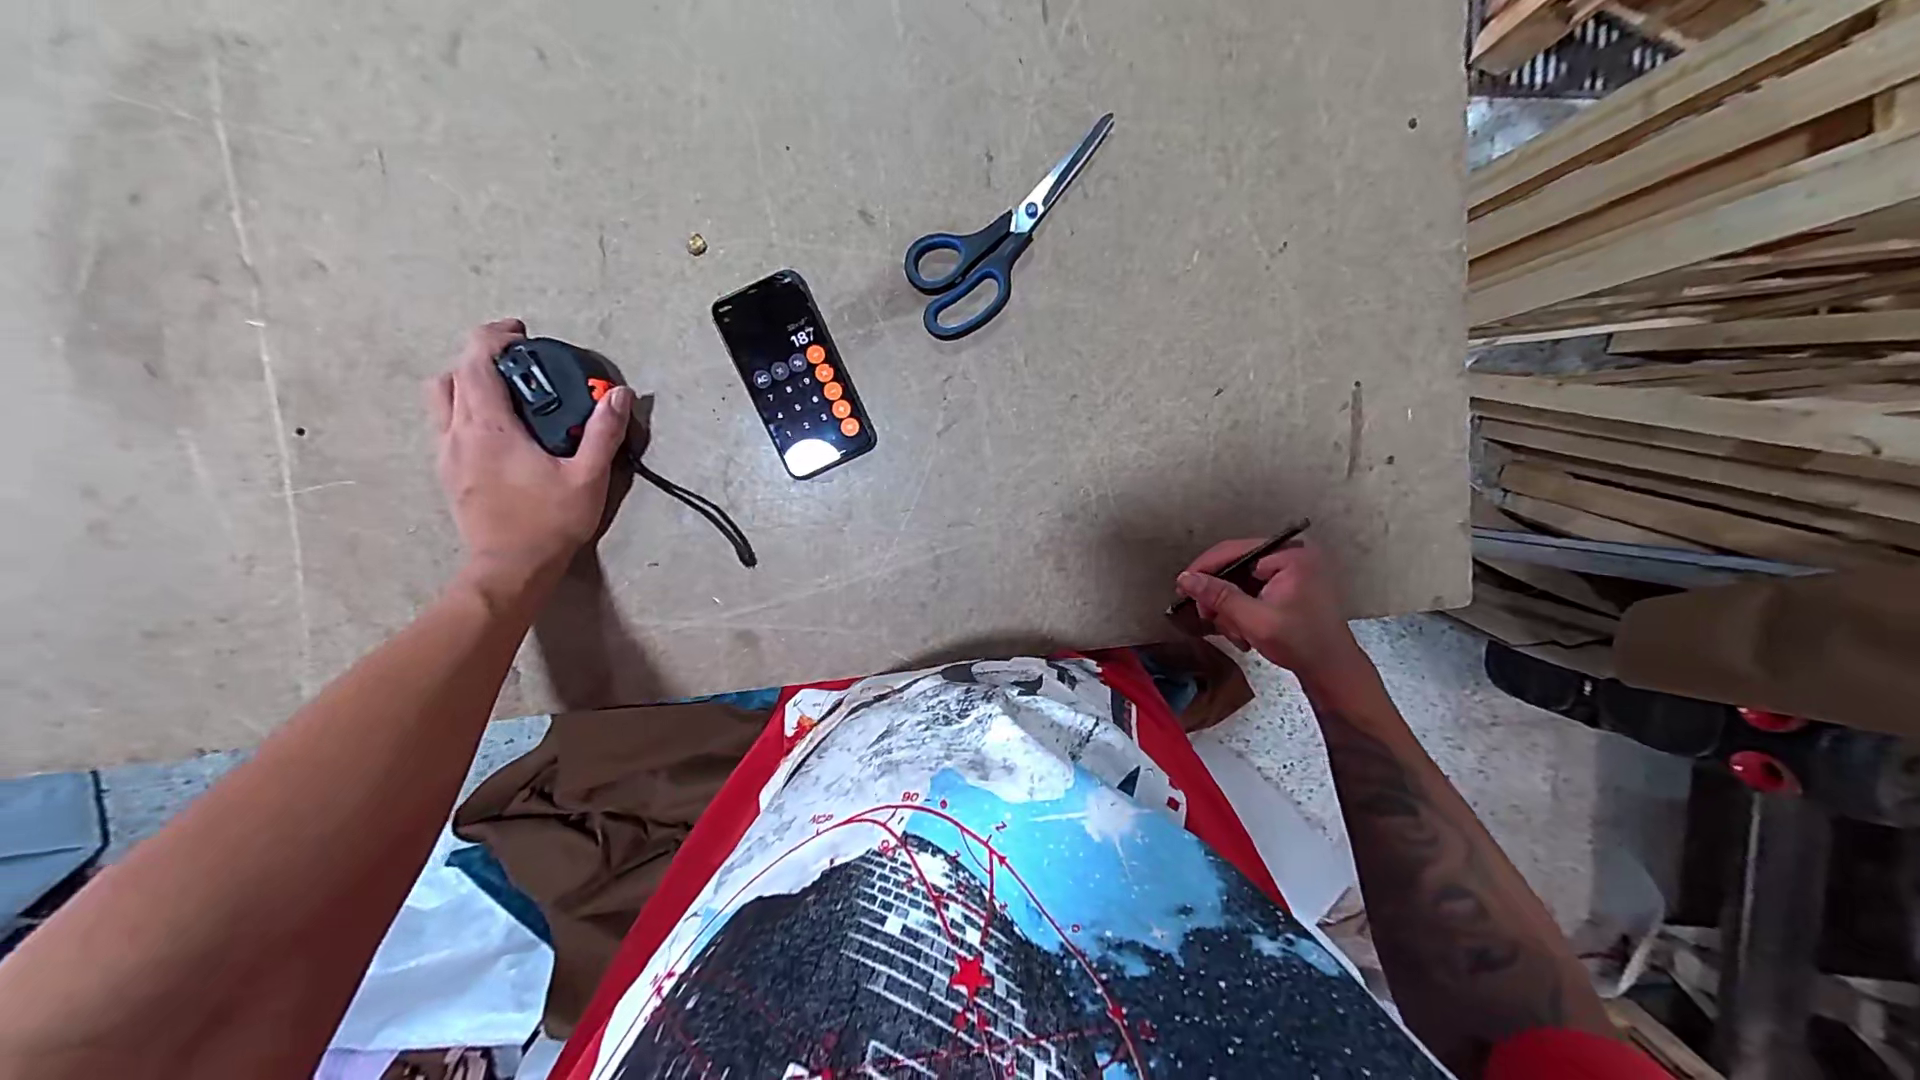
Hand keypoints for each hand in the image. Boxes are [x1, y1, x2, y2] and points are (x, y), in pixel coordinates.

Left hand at [425, 319, 631, 593]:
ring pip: (440, 398)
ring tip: (504, 391)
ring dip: (466, 382)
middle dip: (480, 357)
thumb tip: (619, 395)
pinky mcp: (446, 472)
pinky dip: (465, 409)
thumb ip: (604, 432)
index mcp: (490, 427)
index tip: (521, 333)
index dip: (494, 337)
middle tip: (518, 362)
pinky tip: (497, 428)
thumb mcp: (589, 477)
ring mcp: (446, 453)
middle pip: (452, 374)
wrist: (510, 567)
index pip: (476, 362)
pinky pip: (445, 424)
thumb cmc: (550, 521)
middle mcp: (458, 432)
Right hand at [1175, 538, 1368, 687]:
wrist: (1333, 671)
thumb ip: (1219, 596)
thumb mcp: (1254, 620)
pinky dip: (1241, 610)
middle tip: (1207, 617)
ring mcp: (1292, 570)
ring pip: (1239, 581)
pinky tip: (1243, 631)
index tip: (1182, 587)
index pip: (1233, 551)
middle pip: (1235, 566)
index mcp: (1291, 554)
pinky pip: (1251, 590)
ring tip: (1234, 632)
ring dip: (1229, 608)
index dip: (1204, 569)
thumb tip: (1185, 578)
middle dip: (1220, 596)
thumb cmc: (1302, 644)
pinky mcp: (1289, 585)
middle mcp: (1292, 555)